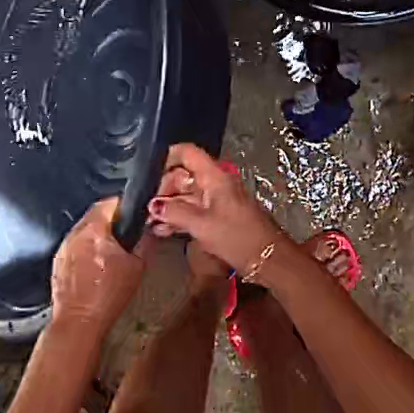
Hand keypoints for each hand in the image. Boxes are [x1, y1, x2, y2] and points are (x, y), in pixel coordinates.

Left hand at [50, 197, 148, 335]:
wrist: (79, 323)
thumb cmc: (107, 296)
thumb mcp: (137, 267)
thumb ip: (145, 242)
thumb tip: (149, 230)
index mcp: (94, 228)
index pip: (109, 203)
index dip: (123, 206)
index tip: (132, 215)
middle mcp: (74, 234)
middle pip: (95, 216)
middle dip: (110, 222)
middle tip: (124, 235)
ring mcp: (63, 249)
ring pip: (84, 232)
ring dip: (97, 237)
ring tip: (111, 254)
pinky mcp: (58, 264)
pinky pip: (74, 248)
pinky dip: (85, 252)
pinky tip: (96, 268)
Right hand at [148, 144, 286, 274]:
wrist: (266, 258)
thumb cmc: (237, 236)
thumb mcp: (202, 224)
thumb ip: (174, 212)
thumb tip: (152, 206)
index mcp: (214, 177)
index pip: (187, 153)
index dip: (167, 157)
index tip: (148, 172)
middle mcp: (215, 184)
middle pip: (183, 176)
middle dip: (163, 190)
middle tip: (147, 208)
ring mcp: (216, 200)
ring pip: (186, 195)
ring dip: (168, 207)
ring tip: (150, 222)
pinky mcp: (217, 216)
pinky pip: (193, 210)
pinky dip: (178, 217)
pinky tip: (163, 230)